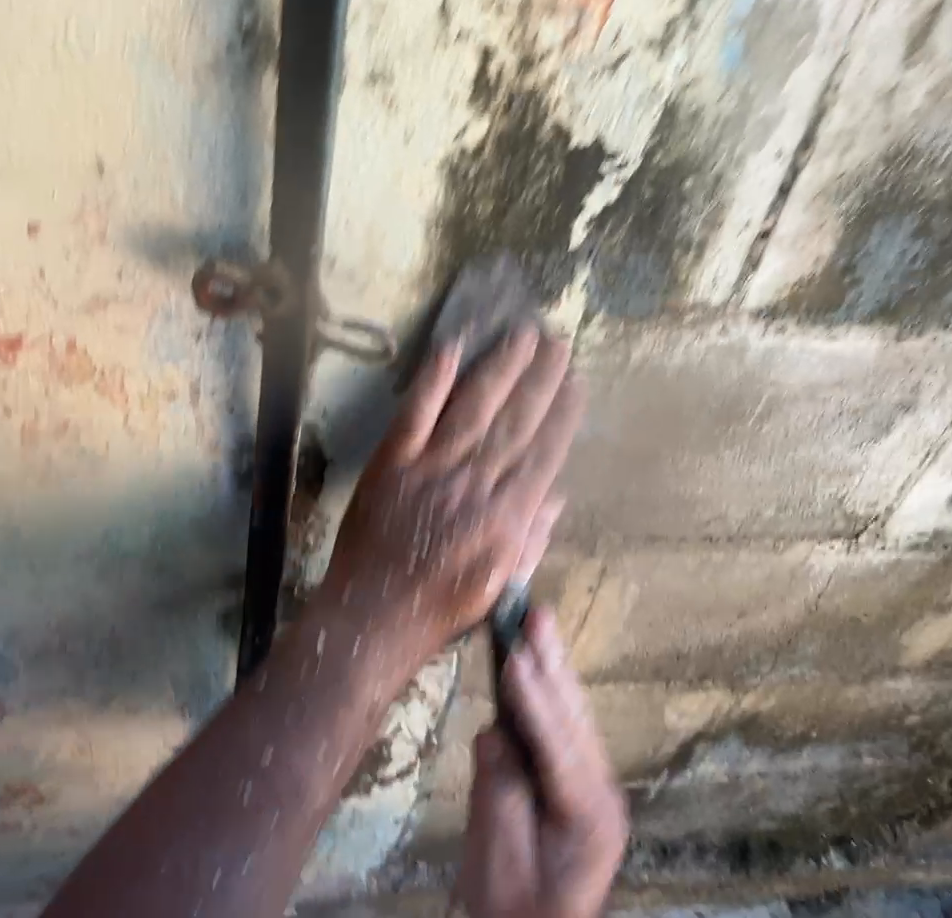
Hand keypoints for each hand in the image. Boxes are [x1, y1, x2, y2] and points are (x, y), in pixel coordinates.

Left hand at [316, 328, 583, 671]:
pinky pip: (415, 414)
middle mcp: (474, 486)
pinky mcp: (391, 463)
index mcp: (505, 519)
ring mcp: (430, 470)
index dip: (562, 416)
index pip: (543, 455)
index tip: (577, 384)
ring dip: (499, 369)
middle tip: (558, 342)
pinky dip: (432, 381)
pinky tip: (450, 348)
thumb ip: (530, 537)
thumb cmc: (440, 607)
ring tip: (521, 335)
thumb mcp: (500, 584)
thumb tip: (557, 494)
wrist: (373, 616)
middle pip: (515, 423)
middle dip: (540, 380)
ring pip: (473, 409)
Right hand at [458, 608, 626, 917]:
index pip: (556, 744)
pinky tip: (539, 665)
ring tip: (541, 624)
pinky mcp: (581, 781)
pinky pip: (566, 727)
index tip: (513, 655)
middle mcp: (601, 790)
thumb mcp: (497, 856)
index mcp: (586, 814)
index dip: (533, 699)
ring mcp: (595, 784)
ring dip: (555, 668)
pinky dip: (551, 692)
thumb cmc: (513, 907)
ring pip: (574, 716)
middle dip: (552, 664)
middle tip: (537, 615)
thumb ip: (499, 788)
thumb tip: (495, 730)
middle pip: (573, 717)